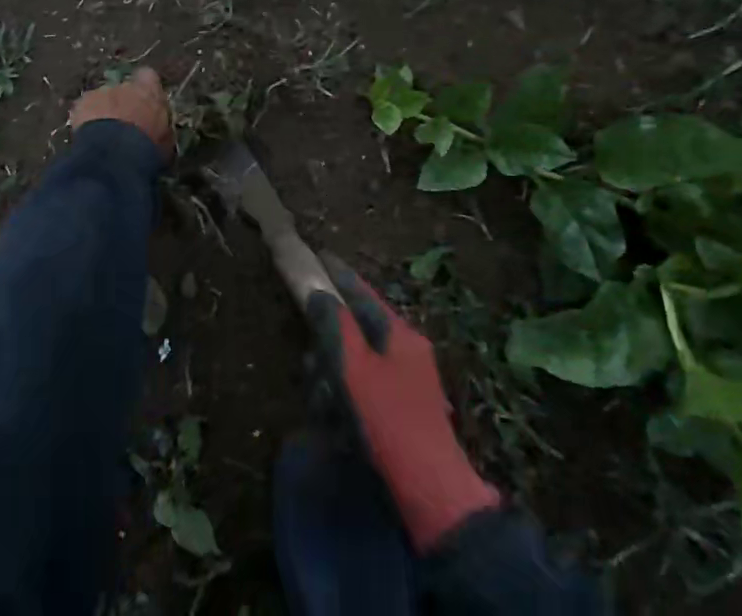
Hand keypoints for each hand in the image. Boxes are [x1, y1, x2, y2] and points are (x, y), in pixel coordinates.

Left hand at [69, 67, 173, 160]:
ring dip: (103, 111)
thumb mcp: (165, 140)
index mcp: (149, 92)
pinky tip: (87, 136)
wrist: (116, 154)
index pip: (148, 76)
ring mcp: (101, 92)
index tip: (144, 102)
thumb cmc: (147, 147)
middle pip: (123, 89)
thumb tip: (160, 128)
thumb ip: (161, 126)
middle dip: (122, 103)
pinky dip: (85, 119)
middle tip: (123, 125)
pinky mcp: (82, 103)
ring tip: (102, 134)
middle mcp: (125, 86)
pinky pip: (84, 109)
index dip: (144, 88)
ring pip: (101, 98)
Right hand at [307, 263, 499, 551]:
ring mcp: (407, 380)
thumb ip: (335, 325)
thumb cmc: (389, 420)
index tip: (317, 254)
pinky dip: (348, 399)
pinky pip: (366, 389)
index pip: (362, 291)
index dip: (338, 273)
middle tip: (312, 363)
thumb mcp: (354, 369)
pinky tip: (338, 424)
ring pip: (357, 363)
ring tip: (326, 408)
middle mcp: (406, 350)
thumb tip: (318, 290)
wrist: (429, 488)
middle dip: (329, 344)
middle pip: (357, 329)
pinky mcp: (402, 408)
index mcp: (399, 333)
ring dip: (335, 379)